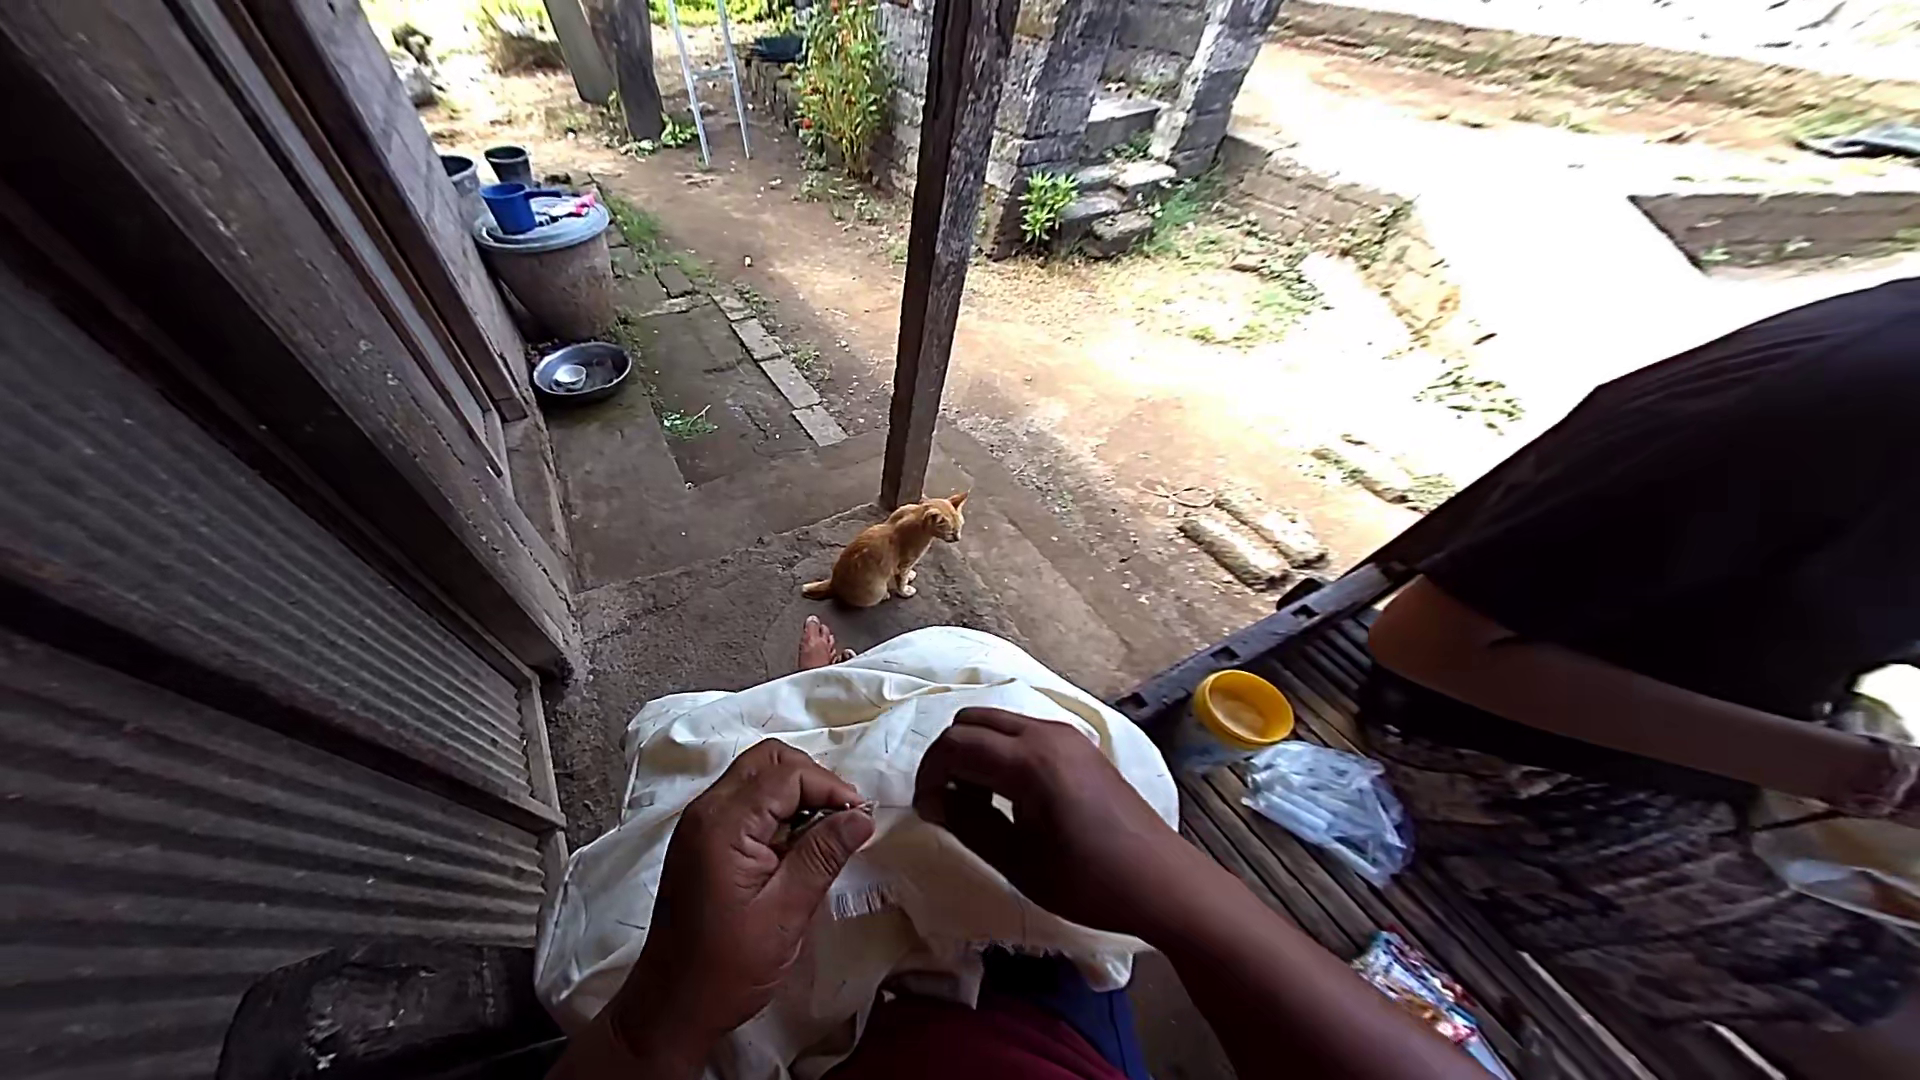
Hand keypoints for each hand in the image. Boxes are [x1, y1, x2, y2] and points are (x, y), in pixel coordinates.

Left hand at [603, 740, 874, 1074]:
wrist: (671, 1009)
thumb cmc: (727, 969)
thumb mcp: (785, 914)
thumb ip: (823, 856)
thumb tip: (862, 816)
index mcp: (722, 825)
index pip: (787, 773)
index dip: (829, 786)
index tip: (857, 816)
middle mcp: (706, 809)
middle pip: (769, 759)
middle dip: (813, 777)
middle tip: (840, 816)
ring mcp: (701, 819)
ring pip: (759, 770)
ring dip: (797, 787)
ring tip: (822, 827)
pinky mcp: (704, 832)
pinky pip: (749, 793)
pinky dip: (779, 802)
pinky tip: (796, 836)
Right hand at [913, 707, 1217, 940]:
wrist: (1161, 880)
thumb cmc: (1088, 880)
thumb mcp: (1017, 861)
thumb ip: (967, 823)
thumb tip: (933, 800)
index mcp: (1028, 761)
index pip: (955, 744)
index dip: (929, 773)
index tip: (927, 809)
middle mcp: (1044, 732)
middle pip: (971, 720)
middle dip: (948, 755)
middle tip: (947, 801)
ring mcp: (1064, 733)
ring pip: (996, 721)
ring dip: (974, 750)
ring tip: (977, 800)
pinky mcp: (1077, 743)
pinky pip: (1022, 731)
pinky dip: (1000, 750)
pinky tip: (1010, 791)